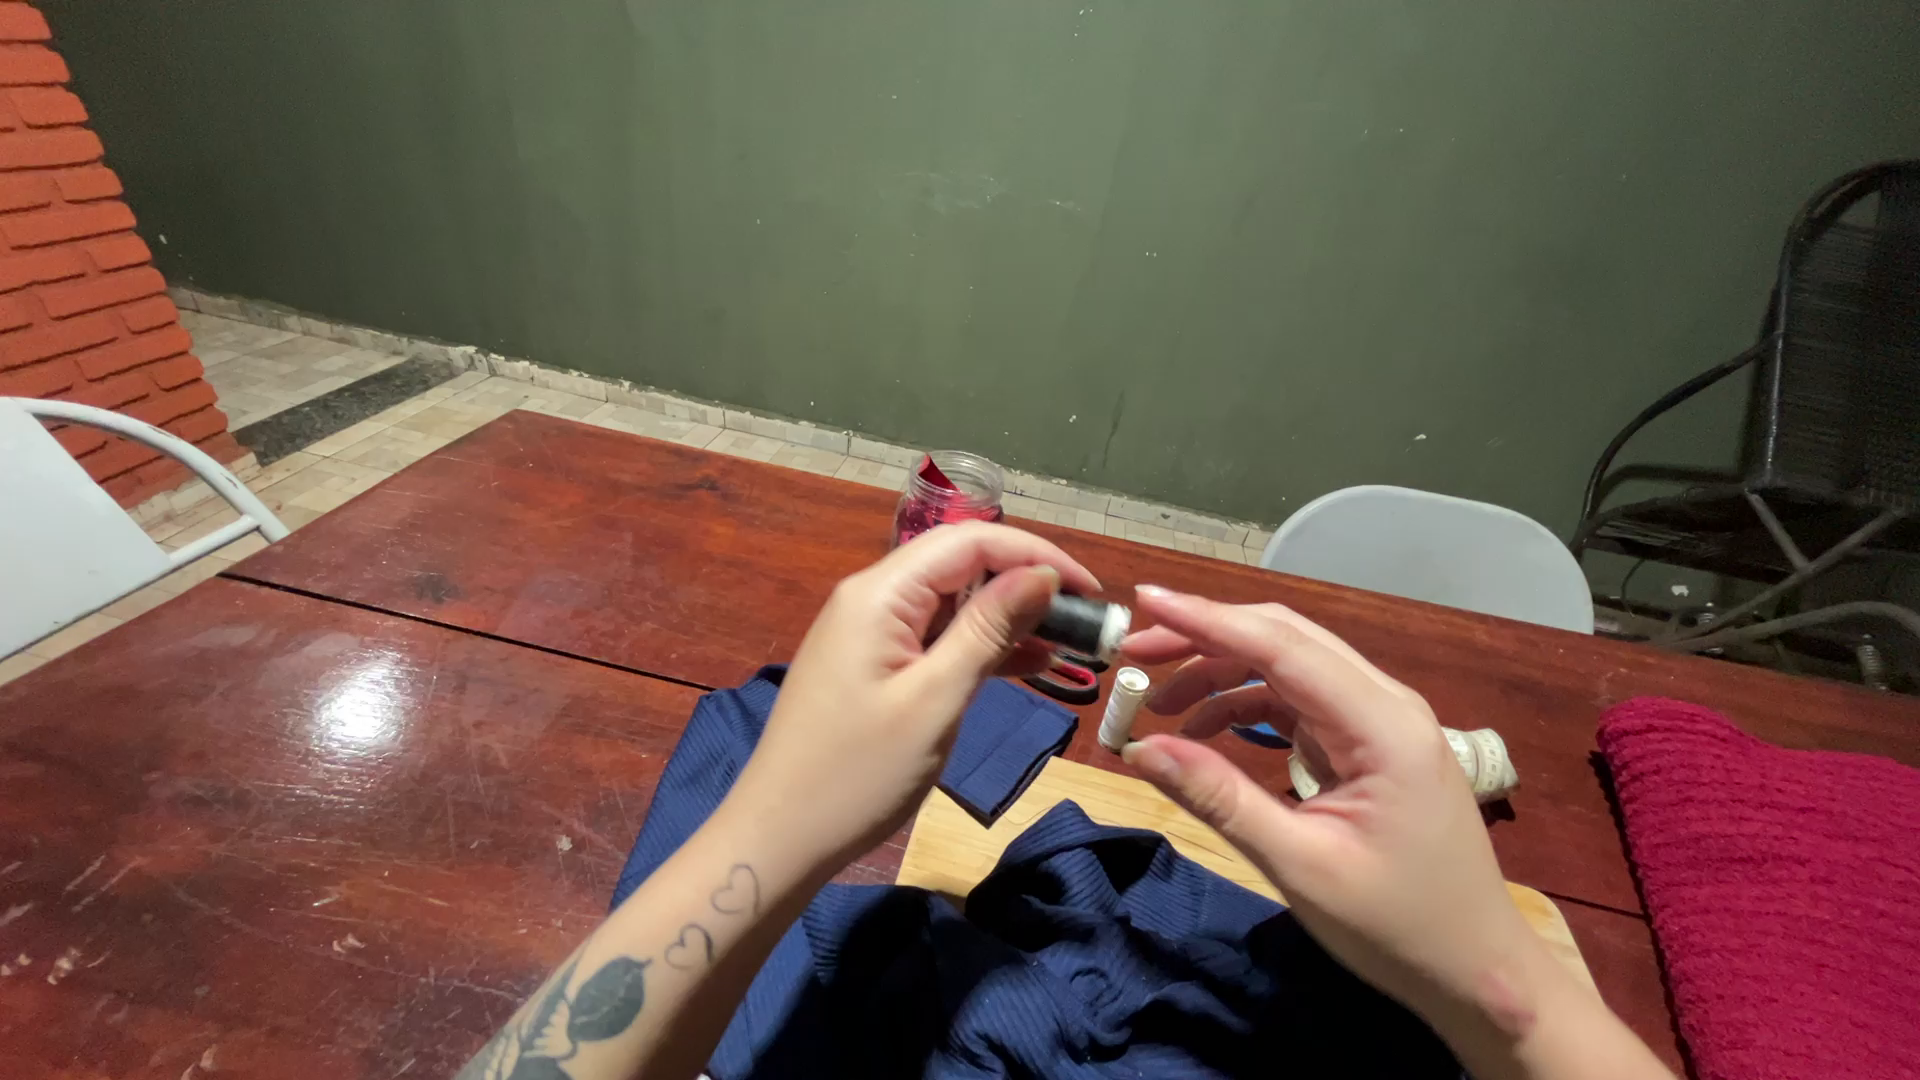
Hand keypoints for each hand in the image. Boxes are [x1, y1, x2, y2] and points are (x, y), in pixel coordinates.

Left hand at [728, 522, 1098, 871]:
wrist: (781, 838)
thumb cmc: (859, 773)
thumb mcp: (936, 699)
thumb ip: (988, 628)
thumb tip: (1041, 574)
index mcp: (882, 591)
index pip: (971, 541)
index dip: (1036, 555)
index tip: (1091, 589)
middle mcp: (874, 596)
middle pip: (962, 565)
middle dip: (1026, 583)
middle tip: (1084, 621)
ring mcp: (872, 631)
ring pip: (954, 602)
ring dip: (1009, 617)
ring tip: (1068, 644)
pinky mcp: (876, 663)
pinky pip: (937, 638)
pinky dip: (980, 646)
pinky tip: (1028, 663)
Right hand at [1118, 586, 1551, 1042]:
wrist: (1478, 972)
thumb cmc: (1398, 925)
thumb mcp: (1299, 867)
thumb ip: (1220, 798)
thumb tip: (1139, 748)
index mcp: (1381, 726)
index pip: (1280, 646)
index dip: (1207, 619)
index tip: (1144, 598)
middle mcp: (1381, 703)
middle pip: (1280, 639)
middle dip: (1202, 636)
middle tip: (1134, 653)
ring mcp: (1373, 718)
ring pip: (1281, 663)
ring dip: (1216, 670)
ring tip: (1155, 701)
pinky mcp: (1359, 739)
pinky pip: (1289, 699)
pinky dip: (1238, 704)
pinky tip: (1199, 728)